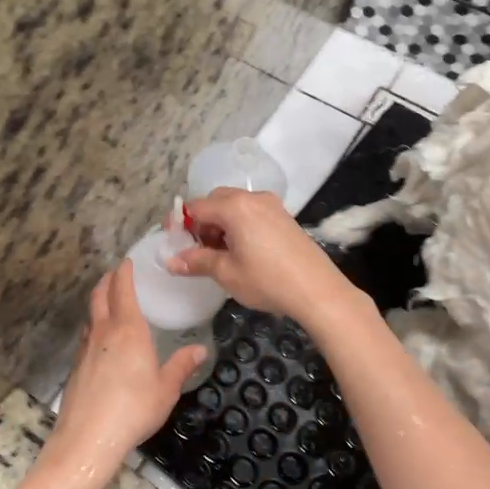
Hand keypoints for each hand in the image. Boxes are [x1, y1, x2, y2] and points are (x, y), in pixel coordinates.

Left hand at [49, 259, 205, 465]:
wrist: (89, 436)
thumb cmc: (133, 409)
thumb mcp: (166, 389)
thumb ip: (181, 366)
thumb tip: (200, 350)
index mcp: (128, 329)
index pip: (122, 290)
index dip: (123, 273)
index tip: (126, 262)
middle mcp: (103, 332)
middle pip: (100, 296)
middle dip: (107, 281)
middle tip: (115, 274)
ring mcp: (85, 349)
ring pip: (90, 315)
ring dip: (98, 302)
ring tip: (108, 302)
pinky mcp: (76, 367)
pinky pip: (86, 336)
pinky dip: (93, 326)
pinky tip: (100, 339)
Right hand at [168, 188, 361, 324]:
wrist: (318, 290)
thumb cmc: (267, 281)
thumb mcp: (227, 273)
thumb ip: (197, 261)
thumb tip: (171, 261)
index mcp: (234, 207)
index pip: (196, 206)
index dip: (181, 223)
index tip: (173, 243)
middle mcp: (252, 198)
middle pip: (216, 201)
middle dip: (202, 222)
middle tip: (198, 249)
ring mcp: (271, 206)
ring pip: (235, 205)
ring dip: (220, 223)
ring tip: (220, 253)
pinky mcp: (284, 217)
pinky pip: (252, 212)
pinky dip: (239, 224)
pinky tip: (243, 251)